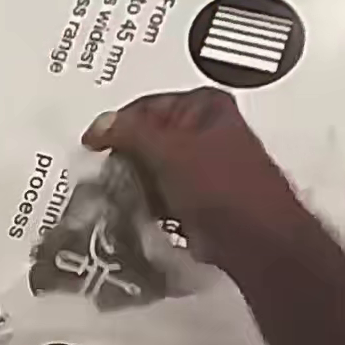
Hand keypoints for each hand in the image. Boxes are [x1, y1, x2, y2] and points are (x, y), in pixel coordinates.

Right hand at [82, 87, 309, 270]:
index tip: (93, 142)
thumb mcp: (167, 150)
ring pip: (151, 170)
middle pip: (146, 139)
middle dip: (126, 158)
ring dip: (136, 184)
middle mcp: (205, 132)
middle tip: (109, 172)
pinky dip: (148, 203)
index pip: (144, 107)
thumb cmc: (225, 188)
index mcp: (204, 106)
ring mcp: (201, 166)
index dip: (116, 124)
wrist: (251, 237)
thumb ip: (129, 133)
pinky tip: (145, 211)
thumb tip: (101, 126)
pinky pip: (158, 195)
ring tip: (128, 195)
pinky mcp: (195, 197)